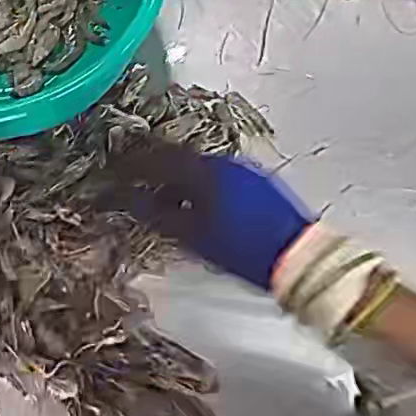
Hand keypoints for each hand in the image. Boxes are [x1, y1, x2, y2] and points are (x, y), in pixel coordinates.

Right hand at [107, 142, 313, 290]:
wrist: (300, 258)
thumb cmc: (244, 251)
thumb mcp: (193, 236)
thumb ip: (158, 214)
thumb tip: (132, 201)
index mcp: (204, 172)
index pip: (158, 161)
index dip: (133, 165)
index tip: (115, 169)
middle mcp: (223, 162)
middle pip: (177, 157)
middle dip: (153, 165)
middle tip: (134, 175)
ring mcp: (242, 169)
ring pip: (197, 164)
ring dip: (176, 174)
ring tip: (162, 191)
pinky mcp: (255, 180)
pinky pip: (215, 171)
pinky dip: (197, 179)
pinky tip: (194, 197)